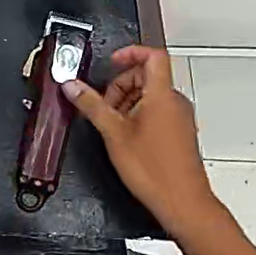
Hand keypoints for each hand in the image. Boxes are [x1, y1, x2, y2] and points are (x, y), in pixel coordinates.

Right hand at [65, 46, 222, 238]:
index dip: (131, 52)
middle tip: (105, 104)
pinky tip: (126, 138)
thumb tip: (73, 86)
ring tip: (113, 125)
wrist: (182, 202)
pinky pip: (158, 111)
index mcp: (161, 94)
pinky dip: (139, 115)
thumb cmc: (156, 171)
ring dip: (128, 102)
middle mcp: (175, 102)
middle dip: (121, 85)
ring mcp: (179, 117)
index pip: (152, 55)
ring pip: (151, 95)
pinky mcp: (179, 132)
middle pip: (147, 76)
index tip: (113, 61)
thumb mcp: (113, 133)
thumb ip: (91, 105)